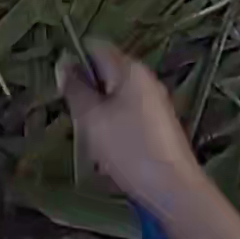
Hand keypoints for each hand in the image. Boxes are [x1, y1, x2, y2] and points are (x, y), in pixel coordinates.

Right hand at [59, 40, 200, 205]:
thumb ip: (74, 87)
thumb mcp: (91, 117)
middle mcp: (145, 76)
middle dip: (88, 87)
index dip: (74, 57)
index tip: (63, 83)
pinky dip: (116, 121)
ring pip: (116, 92)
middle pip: (106, 69)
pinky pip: (129, 110)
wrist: (176, 193)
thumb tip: (64, 62)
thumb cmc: (129, 148)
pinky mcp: (161, 123)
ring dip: (100, 108)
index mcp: (129, 67)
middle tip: (77, 114)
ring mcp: (156, 99)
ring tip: (93, 134)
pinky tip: (112, 147)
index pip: (94, 45)